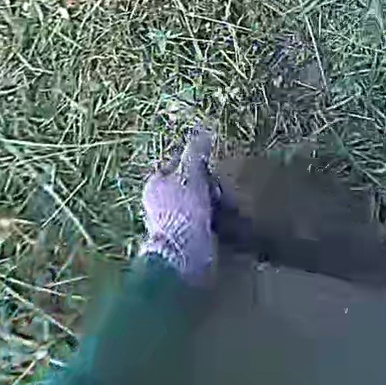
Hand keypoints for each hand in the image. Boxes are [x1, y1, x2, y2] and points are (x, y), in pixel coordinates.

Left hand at [140, 127, 216, 281]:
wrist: (184, 254)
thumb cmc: (183, 210)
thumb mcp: (190, 174)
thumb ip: (195, 152)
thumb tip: (204, 131)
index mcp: (155, 183)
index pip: (178, 165)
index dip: (197, 165)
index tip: (212, 170)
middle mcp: (160, 201)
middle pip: (190, 184)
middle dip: (209, 185)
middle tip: (222, 191)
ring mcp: (172, 220)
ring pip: (199, 202)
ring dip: (216, 203)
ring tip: (230, 207)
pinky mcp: (186, 237)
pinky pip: (205, 221)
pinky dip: (217, 220)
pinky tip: (229, 221)